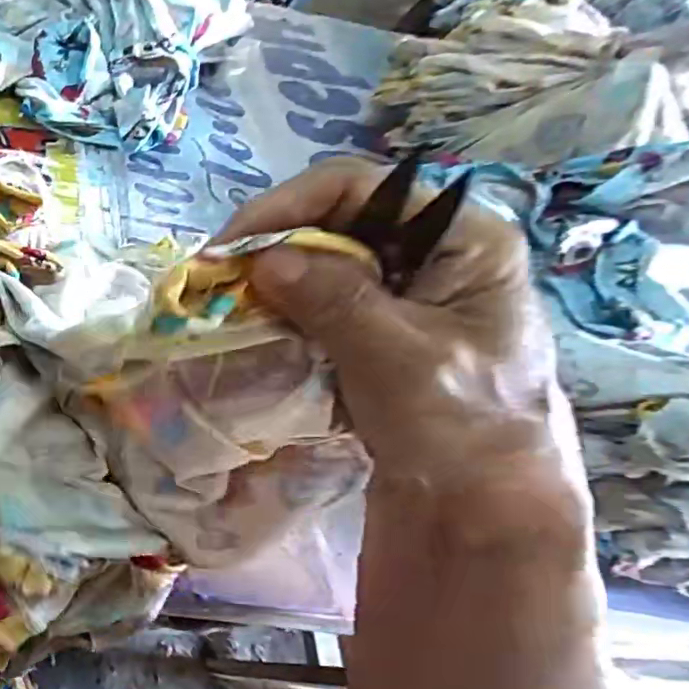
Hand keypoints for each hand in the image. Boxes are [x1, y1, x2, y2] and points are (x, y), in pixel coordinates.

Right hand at [214, 157, 580, 495]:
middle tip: (210, 278)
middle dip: (264, 244)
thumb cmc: (461, 425)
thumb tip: (261, 258)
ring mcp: (392, 294)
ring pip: (311, 262)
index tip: (228, 248)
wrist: (478, 500)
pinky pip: (306, 301)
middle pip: (329, 221)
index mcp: (460, 241)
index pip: (361, 188)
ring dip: (261, 279)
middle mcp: (424, 256)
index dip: (286, 206)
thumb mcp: (397, 357)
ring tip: (217, 303)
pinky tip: (243, 325)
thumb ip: (334, 300)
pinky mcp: (363, 329)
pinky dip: (269, 308)